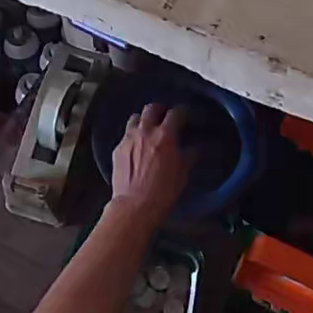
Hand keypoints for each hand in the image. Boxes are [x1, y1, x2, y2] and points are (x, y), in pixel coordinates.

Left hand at [109, 103, 190, 220]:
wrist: (135, 204)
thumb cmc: (164, 191)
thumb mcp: (182, 173)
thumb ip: (189, 155)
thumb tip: (195, 148)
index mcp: (165, 136)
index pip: (176, 113)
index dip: (182, 112)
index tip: (185, 115)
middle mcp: (145, 132)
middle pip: (151, 108)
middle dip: (160, 110)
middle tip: (165, 118)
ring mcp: (128, 138)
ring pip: (135, 118)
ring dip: (143, 120)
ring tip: (148, 129)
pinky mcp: (117, 148)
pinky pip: (126, 134)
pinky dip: (133, 136)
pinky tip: (137, 146)